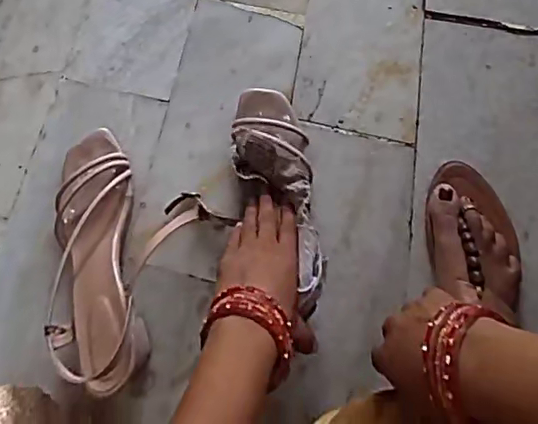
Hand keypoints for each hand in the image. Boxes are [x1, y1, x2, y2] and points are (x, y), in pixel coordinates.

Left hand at [215, 193, 314, 352]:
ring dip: (252, 212)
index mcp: (288, 256)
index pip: (288, 229)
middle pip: (268, 219)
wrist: (247, 320)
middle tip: (267, 193)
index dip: (287, 215)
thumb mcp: (294, 322)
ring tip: (253, 201)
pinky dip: (237, 230)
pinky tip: (238, 226)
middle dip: (268, 205)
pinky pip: (234, 237)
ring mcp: (245, 248)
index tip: (286, 204)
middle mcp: (267, 246)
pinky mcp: (227, 256)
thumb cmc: (277, 318)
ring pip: (250, 223)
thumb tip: (310, 344)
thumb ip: (300, 327)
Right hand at [371, 287, 461, 418]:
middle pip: (393, 328)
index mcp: (385, 356)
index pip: (379, 357)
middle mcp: (393, 326)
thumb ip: (405, 392)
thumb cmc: (441, 393)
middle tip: (424, 353)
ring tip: (440, 336)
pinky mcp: (434, 292)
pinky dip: (439, 306)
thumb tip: (406, 390)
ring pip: (412, 311)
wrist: (470, 360)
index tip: (404, 372)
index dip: (392, 364)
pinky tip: (451, 318)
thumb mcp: (417, 406)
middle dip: (404, 337)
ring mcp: (413, 306)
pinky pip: (431, 298)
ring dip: (421, 321)